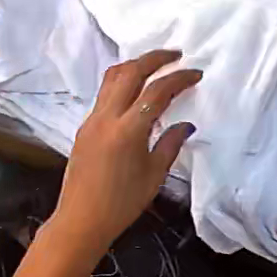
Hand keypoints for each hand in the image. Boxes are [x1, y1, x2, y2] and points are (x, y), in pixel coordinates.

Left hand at [48, 49, 199, 253]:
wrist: (80, 220)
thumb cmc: (121, 204)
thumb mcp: (154, 176)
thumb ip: (170, 144)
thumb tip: (185, 125)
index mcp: (128, 130)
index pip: (157, 92)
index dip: (179, 79)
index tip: (196, 74)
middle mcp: (106, 118)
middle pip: (130, 72)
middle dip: (154, 58)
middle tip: (175, 56)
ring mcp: (91, 120)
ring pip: (112, 79)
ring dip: (135, 66)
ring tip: (155, 66)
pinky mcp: (84, 127)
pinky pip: (104, 95)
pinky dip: (122, 84)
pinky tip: (136, 92)